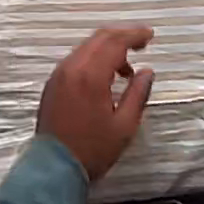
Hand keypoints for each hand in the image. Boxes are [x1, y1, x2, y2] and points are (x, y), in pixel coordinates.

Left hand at [35, 26, 155, 179]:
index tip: (150, 35)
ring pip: (87, 46)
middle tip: (142, 42)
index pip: (114, 42)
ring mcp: (59, 73)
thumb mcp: (124, 126)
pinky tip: (105, 74)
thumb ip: (137, 94)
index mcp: (90, 75)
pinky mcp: (53, 81)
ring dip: (108, 47)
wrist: (53, 168)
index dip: (134, 35)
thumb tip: (147, 71)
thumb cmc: (92, 150)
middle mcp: (72, 66)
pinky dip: (94, 57)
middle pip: (99, 38)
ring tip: (126, 67)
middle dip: (122, 35)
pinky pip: (76, 58)